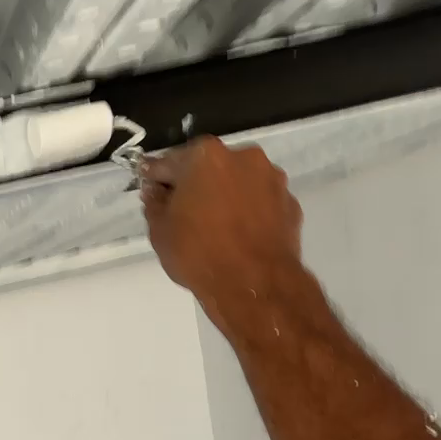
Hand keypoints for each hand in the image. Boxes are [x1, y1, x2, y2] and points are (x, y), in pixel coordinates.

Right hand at [141, 138, 317, 343]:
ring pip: (238, 183)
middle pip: (209, 168)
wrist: (253, 282)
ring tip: (214, 230)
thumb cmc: (198, 253)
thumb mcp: (159, 232)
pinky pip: (260, 202)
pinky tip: (238, 238)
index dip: (157, 180)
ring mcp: (271, 178)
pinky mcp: (289, 202)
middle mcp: (243, 157)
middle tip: (183, 215)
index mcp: (205, 157)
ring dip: (225, 198)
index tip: (151, 193)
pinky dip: (248, 213)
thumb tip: (157, 192)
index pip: (170, 163)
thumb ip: (155, 204)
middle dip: (195, 187)